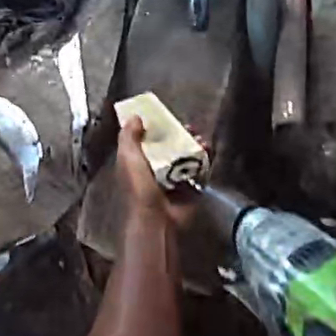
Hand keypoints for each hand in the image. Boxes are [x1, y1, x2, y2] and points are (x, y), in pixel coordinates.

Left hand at [116, 116, 198, 232]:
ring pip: (187, 157)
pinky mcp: (191, 188)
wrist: (157, 219)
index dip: (158, 129)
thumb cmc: (139, 186)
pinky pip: (200, 170)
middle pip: (170, 147)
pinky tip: (208, 150)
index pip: (149, 142)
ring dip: (195, 145)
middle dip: (180, 135)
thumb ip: (129, 136)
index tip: (167, 118)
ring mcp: (175, 180)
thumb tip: (135, 116)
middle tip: (189, 127)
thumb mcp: (128, 157)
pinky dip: (205, 158)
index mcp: (139, 163)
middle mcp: (157, 171)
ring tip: (200, 138)